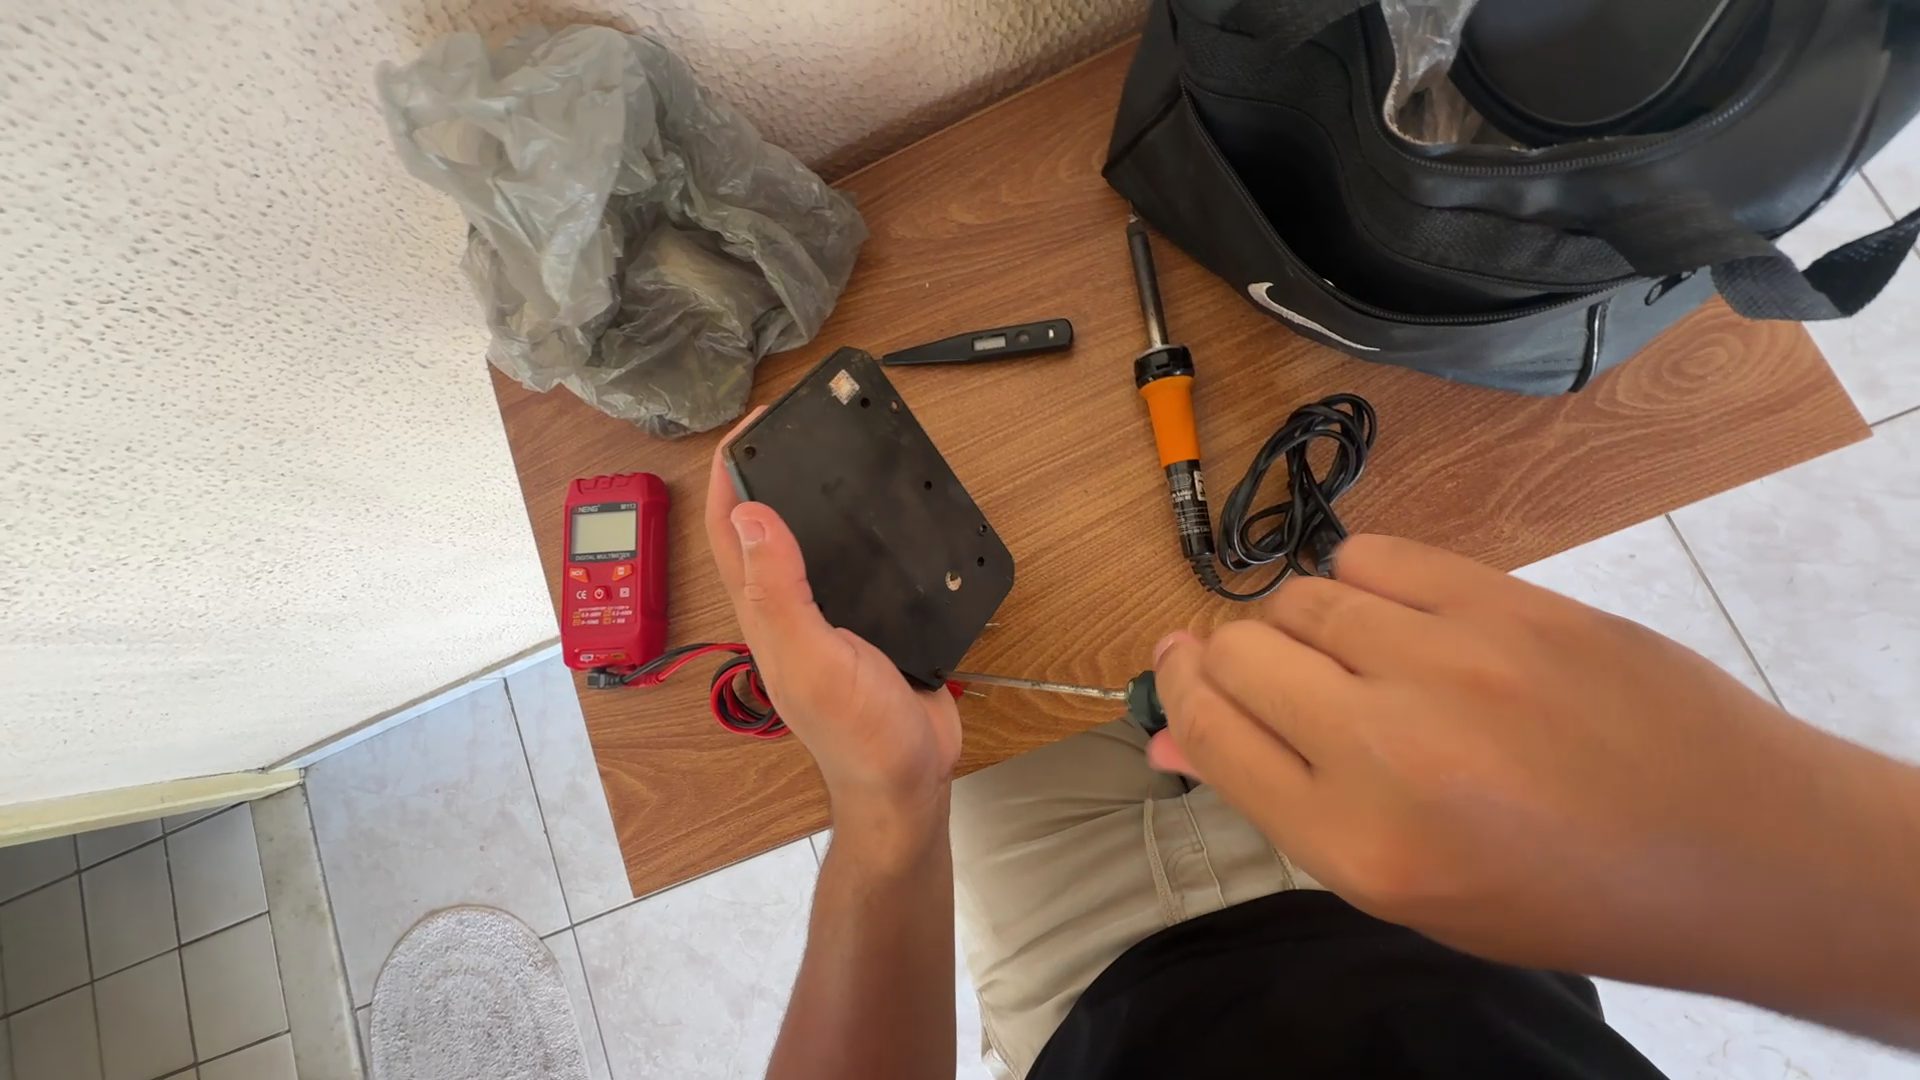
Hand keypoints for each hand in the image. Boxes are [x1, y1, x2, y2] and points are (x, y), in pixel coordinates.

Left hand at [705, 414, 961, 838]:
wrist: (907, 777)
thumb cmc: (858, 729)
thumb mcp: (815, 659)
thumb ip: (781, 593)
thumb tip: (749, 512)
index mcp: (763, 608)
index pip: (728, 525)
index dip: (732, 468)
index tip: (761, 421)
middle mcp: (787, 604)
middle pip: (764, 524)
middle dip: (772, 471)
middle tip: (807, 427)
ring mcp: (828, 614)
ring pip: (809, 540)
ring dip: (813, 496)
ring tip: (845, 457)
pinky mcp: (868, 622)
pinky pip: (854, 564)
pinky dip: (860, 531)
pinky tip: (887, 515)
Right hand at [1150, 534, 1919, 1025]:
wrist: (1745, 850)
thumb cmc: (1546, 887)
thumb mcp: (1394, 876)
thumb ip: (1268, 794)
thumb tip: (1166, 730)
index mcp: (1355, 842)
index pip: (1209, 729)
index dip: (1178, 687)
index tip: (1176, 664)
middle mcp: (1387, 750)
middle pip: (1236, 651)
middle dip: (1236, 659)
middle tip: (1287, 682)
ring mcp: (1451, 663)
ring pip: (1298, 598)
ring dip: (1306, 626)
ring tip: (1363, 659)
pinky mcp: (1507, 602)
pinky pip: (1368, 554)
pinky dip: (1362, 582)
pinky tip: (1402, 619)